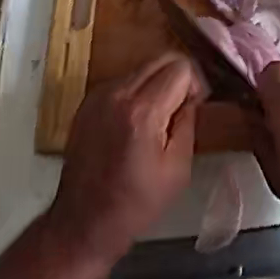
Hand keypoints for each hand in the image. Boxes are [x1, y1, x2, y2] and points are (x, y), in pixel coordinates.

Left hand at [48, 53, 204, 267]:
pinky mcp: (88, 101)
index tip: (194, 107)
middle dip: (179, 77)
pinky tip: (137, 122)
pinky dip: (137, 91)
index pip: (180, 67)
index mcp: (142, 112)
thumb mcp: (178, 168)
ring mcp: (98, 95)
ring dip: (157, 82)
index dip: (195, 84)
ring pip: (142, 66)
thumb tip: (192, 95)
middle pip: (161, 58)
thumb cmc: (136, 203)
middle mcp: (117, 94)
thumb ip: (188, 122)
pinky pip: (123, 80)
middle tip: (182, 108)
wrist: (84, 221)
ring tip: (159, 118)